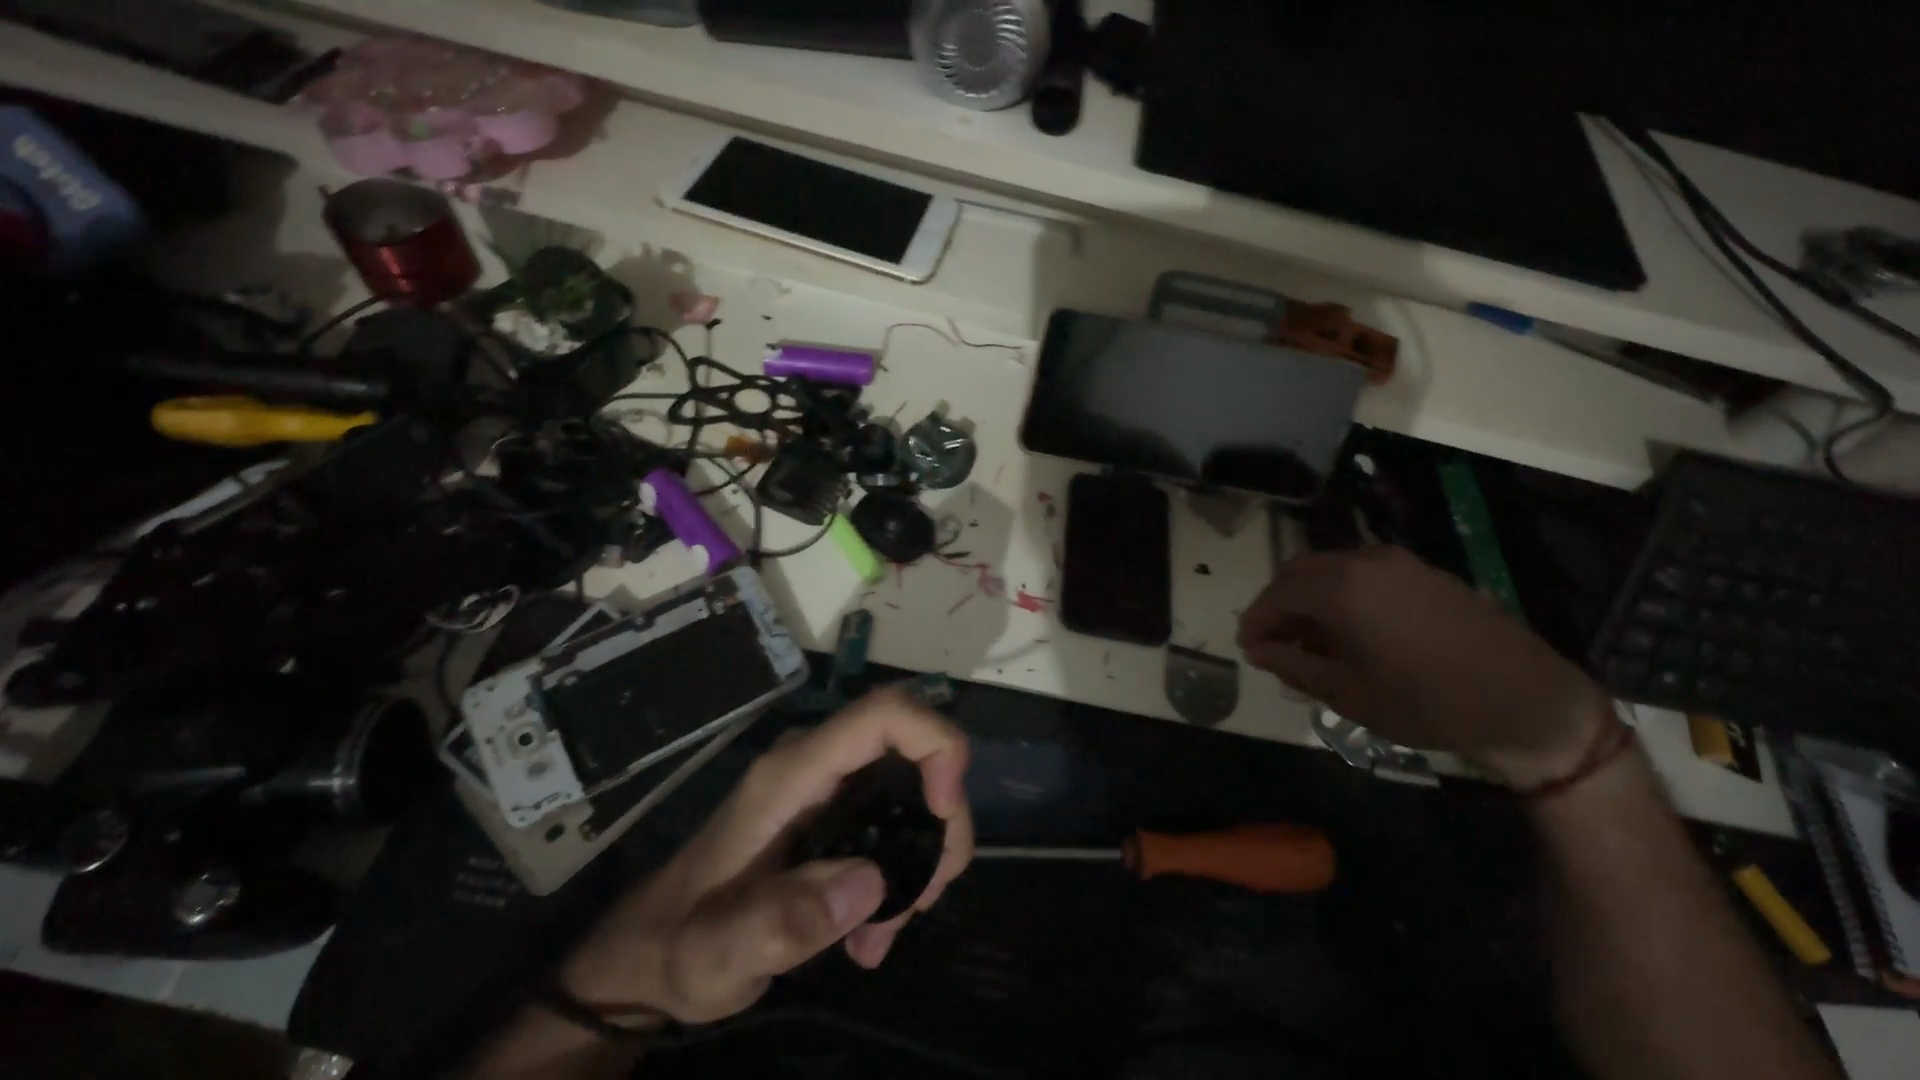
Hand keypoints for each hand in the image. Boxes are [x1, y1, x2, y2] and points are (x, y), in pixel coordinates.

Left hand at [557, 687, 972, 1024]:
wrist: (650, 953)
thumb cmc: (677, 946)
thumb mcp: (717, 954)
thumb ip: (780, 922)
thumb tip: (869, 883)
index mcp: (791, 776)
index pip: (883, 715)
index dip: (935, 743)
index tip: (944, 813)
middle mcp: (814, 766)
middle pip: (914, 756)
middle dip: (939, 826)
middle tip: (920, 903)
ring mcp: (825, 788)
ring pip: (912, 793)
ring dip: (922, 859)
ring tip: (886, 932)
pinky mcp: (832, 815)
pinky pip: (894, 821)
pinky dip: (903, 871)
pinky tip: (873, 929)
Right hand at [1237, 546, 1611, 787]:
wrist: (1523, 701)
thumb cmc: (1425, 703)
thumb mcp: (1348, 694)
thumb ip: (1294, 665)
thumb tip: (1259, 649)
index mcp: (1340, 588)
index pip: (1276, 594)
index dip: (1256, 621)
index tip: (1248, 649)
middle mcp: (1365, 561)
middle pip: (1299, 572)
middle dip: (1279, 604)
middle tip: (1273, 644)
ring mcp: (1399, 563)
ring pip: (1332, 568)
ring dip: (1310, 598)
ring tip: (1311, 642)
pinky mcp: (1424, 572)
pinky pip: (1364, 573)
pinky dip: (1342, 594)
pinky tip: (1351, 632)